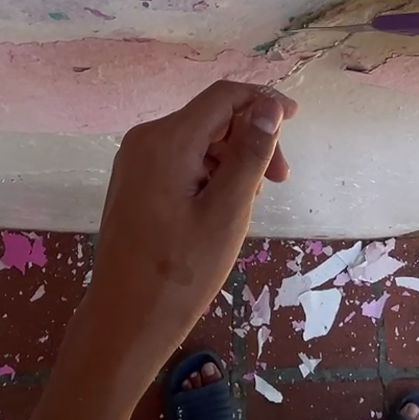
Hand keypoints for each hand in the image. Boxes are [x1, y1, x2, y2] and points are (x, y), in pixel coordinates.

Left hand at [85, 79, 298, 355]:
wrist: (124, 323)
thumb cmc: (181, 272)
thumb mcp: (228, 211)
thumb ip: (250, 153)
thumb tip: (270, 105)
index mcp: (166, 140)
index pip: (223, 96)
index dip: (262, 100)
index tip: (295, 118)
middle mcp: (146, 138)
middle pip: (212, 118)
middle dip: (250, 139)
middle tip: (279, 180)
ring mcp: (136, 159)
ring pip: (198, 139)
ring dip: (232, 158)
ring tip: (249, 201)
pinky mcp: (135, 179)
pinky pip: (181, 157)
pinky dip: (209, 170)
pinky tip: (222, 204)